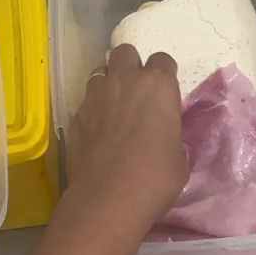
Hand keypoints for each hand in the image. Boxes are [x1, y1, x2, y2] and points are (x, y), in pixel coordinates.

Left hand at [62, 45, 187, 232]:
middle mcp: (125, 81)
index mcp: (157, 86)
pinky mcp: (76, 117)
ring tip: (113, 110)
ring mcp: (95, 96)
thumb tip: (169, 144)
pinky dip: (92, 111)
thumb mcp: (179, 163)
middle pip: (126, 53)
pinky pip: (85, 103)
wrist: (108, 200)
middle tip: (136, 94)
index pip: (163, 61)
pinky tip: (97, 134)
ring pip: (100, 73)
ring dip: (108, 85)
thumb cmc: (154, 181)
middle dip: (131, 67)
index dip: (164, 77)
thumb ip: (174, 142)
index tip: (164, 96)